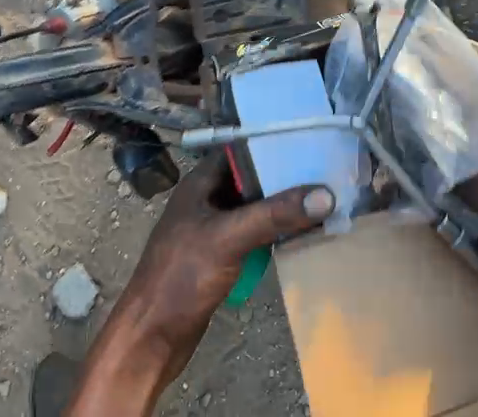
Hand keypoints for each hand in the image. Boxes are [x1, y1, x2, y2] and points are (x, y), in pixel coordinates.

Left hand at [66, 154, 333, 415]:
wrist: (150, 338)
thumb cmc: (180, 278)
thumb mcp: (228, 238)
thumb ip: (274, 215)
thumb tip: (325, 194)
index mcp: (200, 183)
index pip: (241, 148)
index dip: (272, 142)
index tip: (310, 139)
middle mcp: (207, 200)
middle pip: (252, 179)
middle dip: (285, 177)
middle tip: (327, 171)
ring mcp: (214, 230)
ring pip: (255, 209)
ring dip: (283, 208)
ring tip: (324, 200)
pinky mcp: (222, 257)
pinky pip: (255, 236)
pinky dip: (276, 234)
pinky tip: (302, 235)